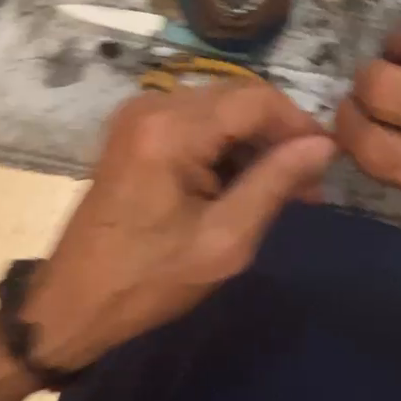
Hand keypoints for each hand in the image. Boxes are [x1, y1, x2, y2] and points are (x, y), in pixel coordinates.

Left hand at [20, 82, 335, 372]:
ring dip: (253, 142)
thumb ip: (275, 183)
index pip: (255, 99)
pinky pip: (195, 123)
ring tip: (281, 191)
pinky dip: (224, 147)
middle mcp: (152, 105)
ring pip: (220, 109)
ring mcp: (139, 115)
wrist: (73, 302)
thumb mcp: (224, 240)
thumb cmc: (149, 280)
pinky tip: (241, 185)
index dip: (299, 124)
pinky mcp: (135, 131)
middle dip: (278, 135)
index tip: (328, 161)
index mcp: (170, 129)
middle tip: (307, 185)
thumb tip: (324, 145)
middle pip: (237, 98)